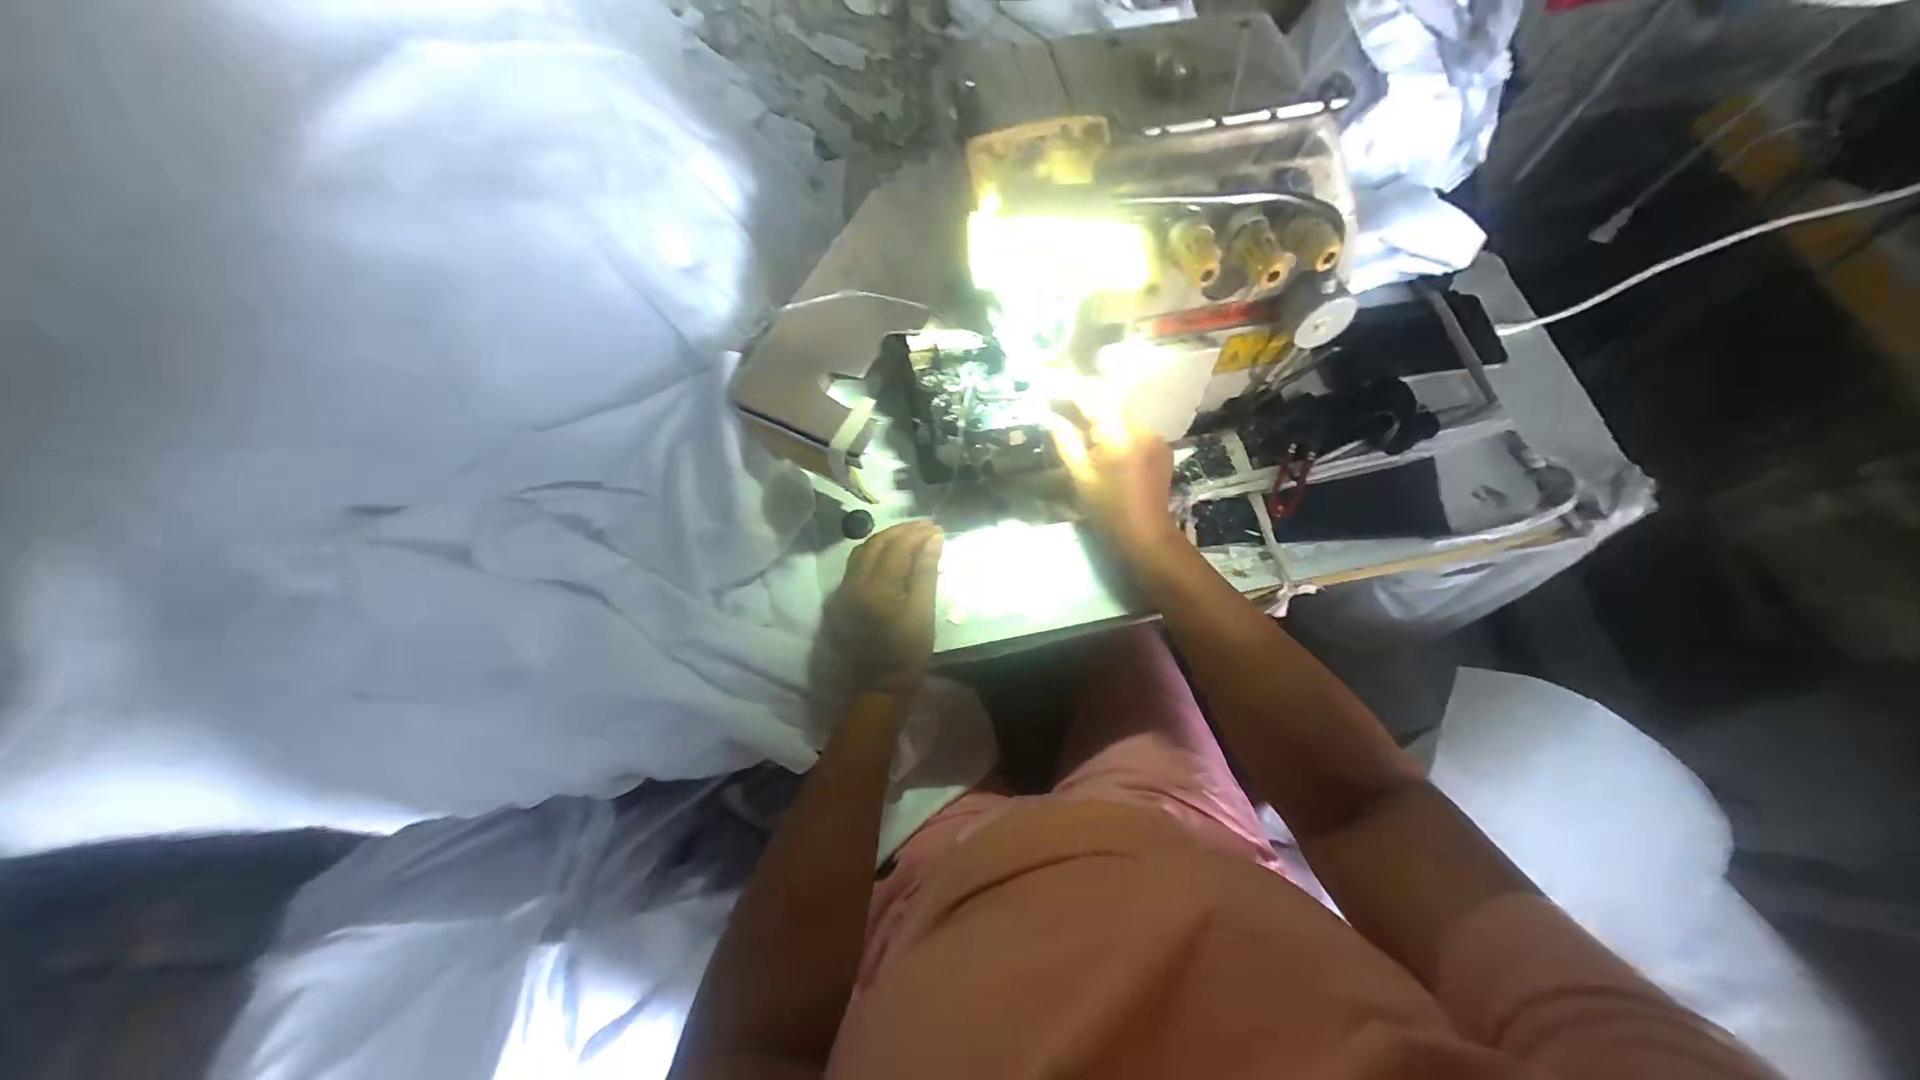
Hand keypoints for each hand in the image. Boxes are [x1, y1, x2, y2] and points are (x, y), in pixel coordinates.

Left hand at [824, 520, 942, 696]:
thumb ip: (926, 571)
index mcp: (876, 589)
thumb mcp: (923, 611)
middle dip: (902, 531)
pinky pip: (856, 564)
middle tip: (927, 527)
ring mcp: (843, 591)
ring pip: (863, 550)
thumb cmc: (909, 651)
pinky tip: (892, 552)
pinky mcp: (840, 597)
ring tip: (911, 536)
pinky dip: (875, 551)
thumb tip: (934, 539)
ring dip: (887, 538)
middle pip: (876, 543)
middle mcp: (853, 584)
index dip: (917, 534)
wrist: (882, 683)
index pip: (896, 548)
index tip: (937, 528)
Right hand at [1048, 398, 1177, 555]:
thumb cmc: (1107, 508)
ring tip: (1079, 424)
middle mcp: (1142, 428)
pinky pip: (1134, 429)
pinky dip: (1117, 429)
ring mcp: (1156, 437)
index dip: (1070, 392)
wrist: (1146, 533)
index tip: (1051, 393)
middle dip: (1085, 403)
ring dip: (1101, 415)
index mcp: (1120, 434)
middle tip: (1061, 407)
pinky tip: (1104, 441)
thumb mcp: (1080, 476)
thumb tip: (1053, 418)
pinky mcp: (1161, 447)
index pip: (1093, 398)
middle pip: (1110, 403)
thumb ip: (1065, 441)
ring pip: (1122, 415)